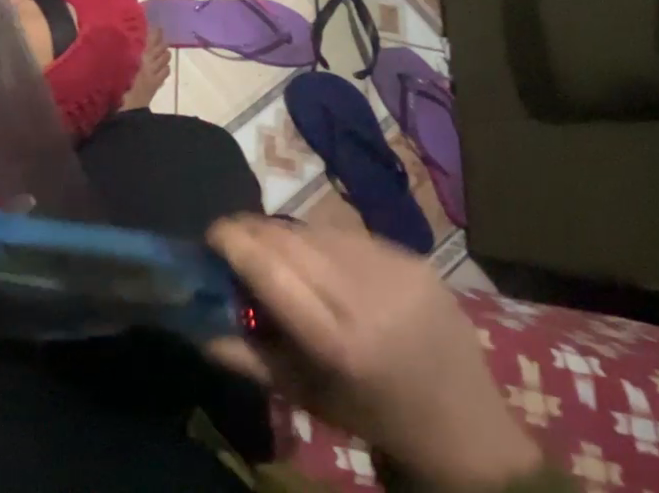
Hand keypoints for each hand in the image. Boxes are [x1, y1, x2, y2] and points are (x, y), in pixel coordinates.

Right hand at [207, 218, 542, 491]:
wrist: (467, 428)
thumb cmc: (370, 414)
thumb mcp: (299, 393)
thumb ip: (242, 355)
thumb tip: (192, 320)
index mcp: (337, 342)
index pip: (267, 267)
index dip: (230, 240)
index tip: (208, 236)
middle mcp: (369, 300)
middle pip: (286, 240)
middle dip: (249, 231)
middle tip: (230, 239)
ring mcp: (399, 275)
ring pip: (314, 230)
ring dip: (283, 234)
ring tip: (272, 250)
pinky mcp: (418, 261)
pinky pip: (348, 235)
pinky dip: (320, 241)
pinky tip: (318, 259)